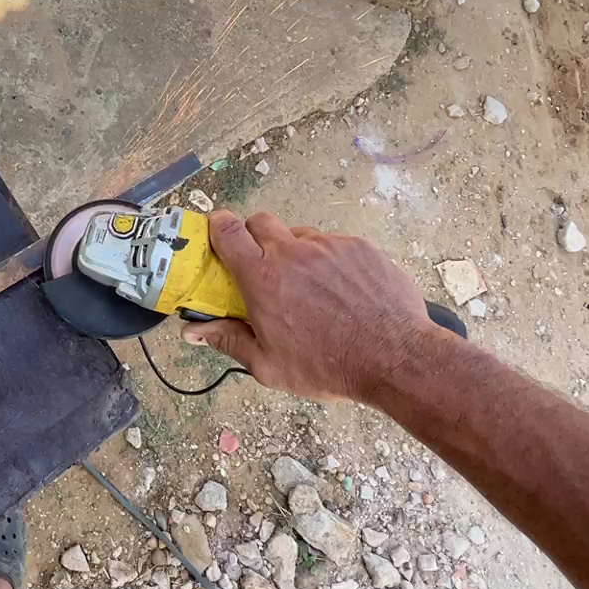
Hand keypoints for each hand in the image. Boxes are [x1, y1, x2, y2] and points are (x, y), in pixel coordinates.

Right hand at [181, 211, 437, 401]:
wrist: (397, 359)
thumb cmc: (327, 367)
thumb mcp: (267, 365)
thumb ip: (227, 340)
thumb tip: (191, 331)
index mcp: (262, 276)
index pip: (227, 229)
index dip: (218, 226)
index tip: (217, 234)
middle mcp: (293, 252)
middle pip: (260, 221)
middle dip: (255, 237)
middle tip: (263, 267)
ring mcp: (329, 246)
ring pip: (300, 236)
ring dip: (296, 253)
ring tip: (310, 288)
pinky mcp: (360, 248)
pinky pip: (335, 246)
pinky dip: (331, 262)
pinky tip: (342, 292)